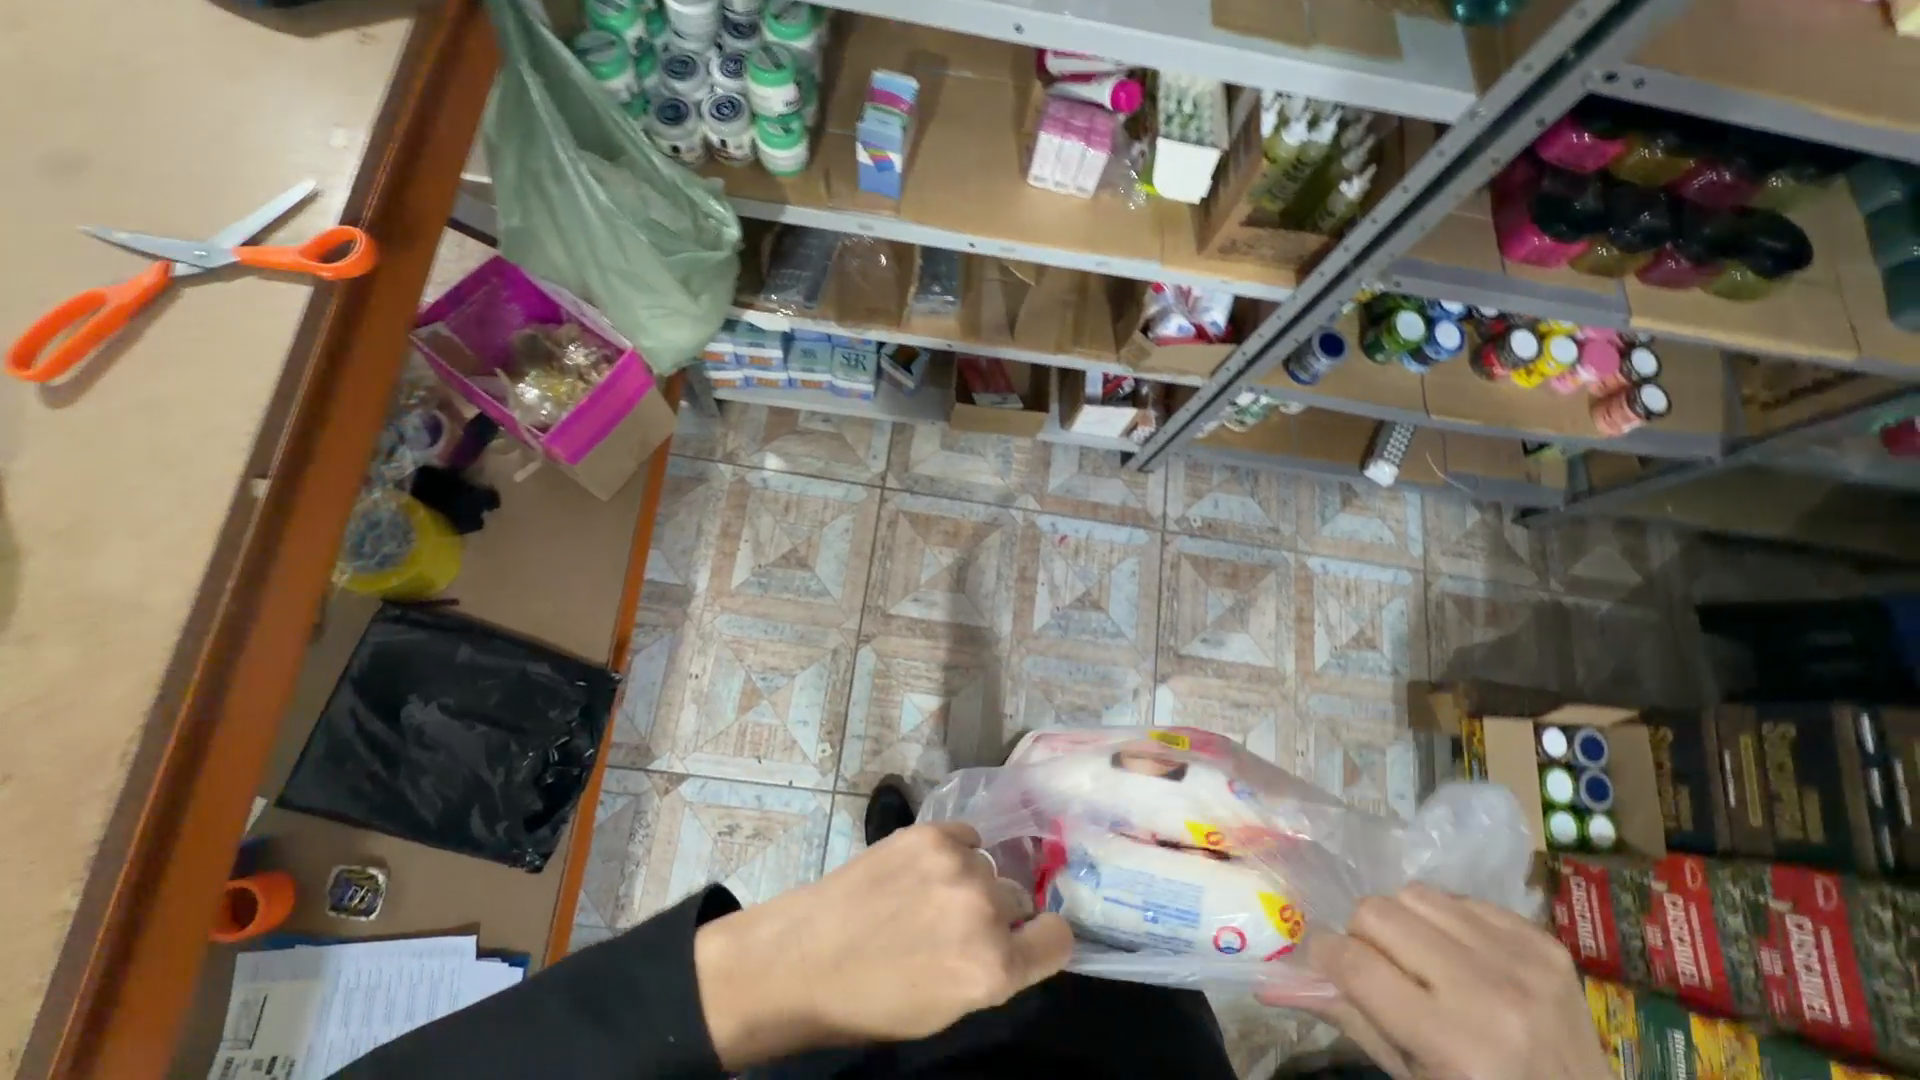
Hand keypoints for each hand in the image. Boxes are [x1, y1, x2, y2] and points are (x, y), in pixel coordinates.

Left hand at [693, 822, 1074, 1069]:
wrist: (801, 958)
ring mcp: (957, 865)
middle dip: (997, 913)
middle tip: (955, 924)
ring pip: (989, 867)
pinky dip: (953, 852)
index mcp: (994, 968)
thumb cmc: (870, 1002)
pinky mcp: (930, 833)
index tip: (1024, 941)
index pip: (1059, 938)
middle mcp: (985, 910)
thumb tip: (1014, 939)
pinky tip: (920, 870)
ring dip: (970, 881)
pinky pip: (967, 837)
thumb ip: (992, 972)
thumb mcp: (947, 1009)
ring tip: (927, 896)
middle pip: (1020, 899)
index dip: (1042, 941)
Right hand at [1269, 886, 1608, 1079]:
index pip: (1354, 962)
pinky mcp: (1545, 941)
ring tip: (1422, 961)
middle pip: (1378, 911)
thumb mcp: (1412, 1078)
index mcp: (1454, 1041)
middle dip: (1364, 936)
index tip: (1324, 962)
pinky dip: (1448, 922)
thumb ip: (1349, 1018)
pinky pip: (1463, 898)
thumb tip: (1273, 979)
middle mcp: (1490, 992)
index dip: (1324, 954)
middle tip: (1380, 969)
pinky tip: (1463, 959)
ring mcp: (1523, 960)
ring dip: (1404, 922)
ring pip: (1415, 894)